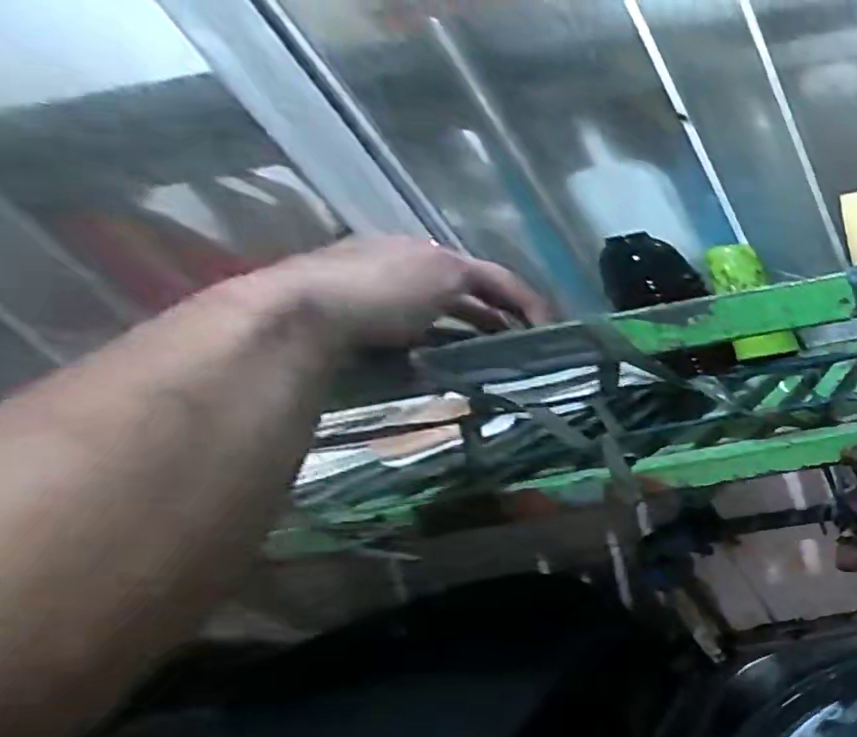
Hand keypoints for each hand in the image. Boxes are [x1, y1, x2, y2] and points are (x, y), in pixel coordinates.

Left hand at [254, 236, 553, 348]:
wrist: (300, 315)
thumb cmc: (378, 290)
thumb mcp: (443, 274)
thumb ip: (487, 282)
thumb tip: (519, 305)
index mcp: (425, 251)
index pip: (492, 274)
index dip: (528, 301)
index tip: (555, 330)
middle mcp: (403, 266)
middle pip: (469, 292)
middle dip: (503, 315)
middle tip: (532, 345)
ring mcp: (379, 296)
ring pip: (445, 315)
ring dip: (477, 333)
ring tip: (502, 358)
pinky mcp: (363, 328)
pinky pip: (421, 336)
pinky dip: (447, 348)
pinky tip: (458, 365)